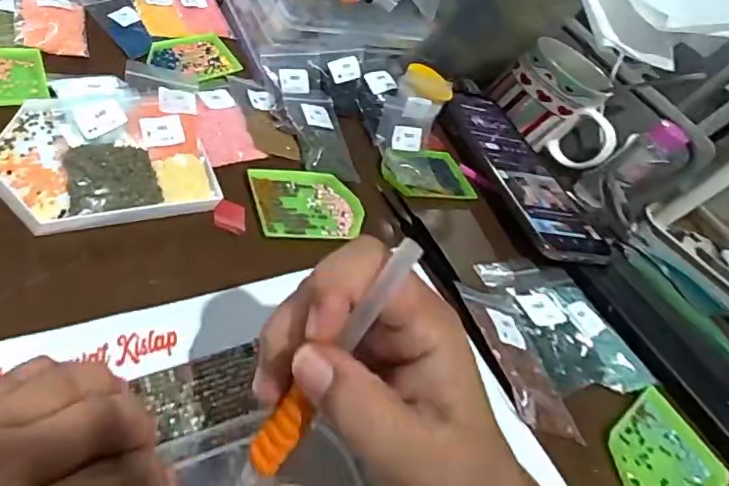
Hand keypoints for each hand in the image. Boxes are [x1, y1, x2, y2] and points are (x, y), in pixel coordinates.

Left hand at [0, 357, 169, 485]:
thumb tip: (119, 478)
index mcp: (12, 478)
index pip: (100, 462)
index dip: (143, 471)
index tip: (166, 479)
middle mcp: (0, 443)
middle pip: (89, 407)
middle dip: (131, 421)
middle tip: (150, 446)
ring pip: (61, 376)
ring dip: (101, 386)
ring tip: (121, 408)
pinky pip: (23, 369)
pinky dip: (61, 374)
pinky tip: (72, 388)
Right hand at [254, 237, 525, 485]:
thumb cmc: (459, 475)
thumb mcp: (419, 454)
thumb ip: (365, 408)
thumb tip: (303, 355)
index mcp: (422, 318)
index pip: (371, 263)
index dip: (334, 286)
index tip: (312, 340)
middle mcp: (391, 311)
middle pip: (330, 281)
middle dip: (296, 321)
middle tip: (274, 378)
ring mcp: (369, 330)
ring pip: (310, 306)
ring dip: (282, 342)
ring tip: (269, 395)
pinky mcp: (350, 353)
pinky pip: (306, 337)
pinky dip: (283, 360)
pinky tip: (276, 394)